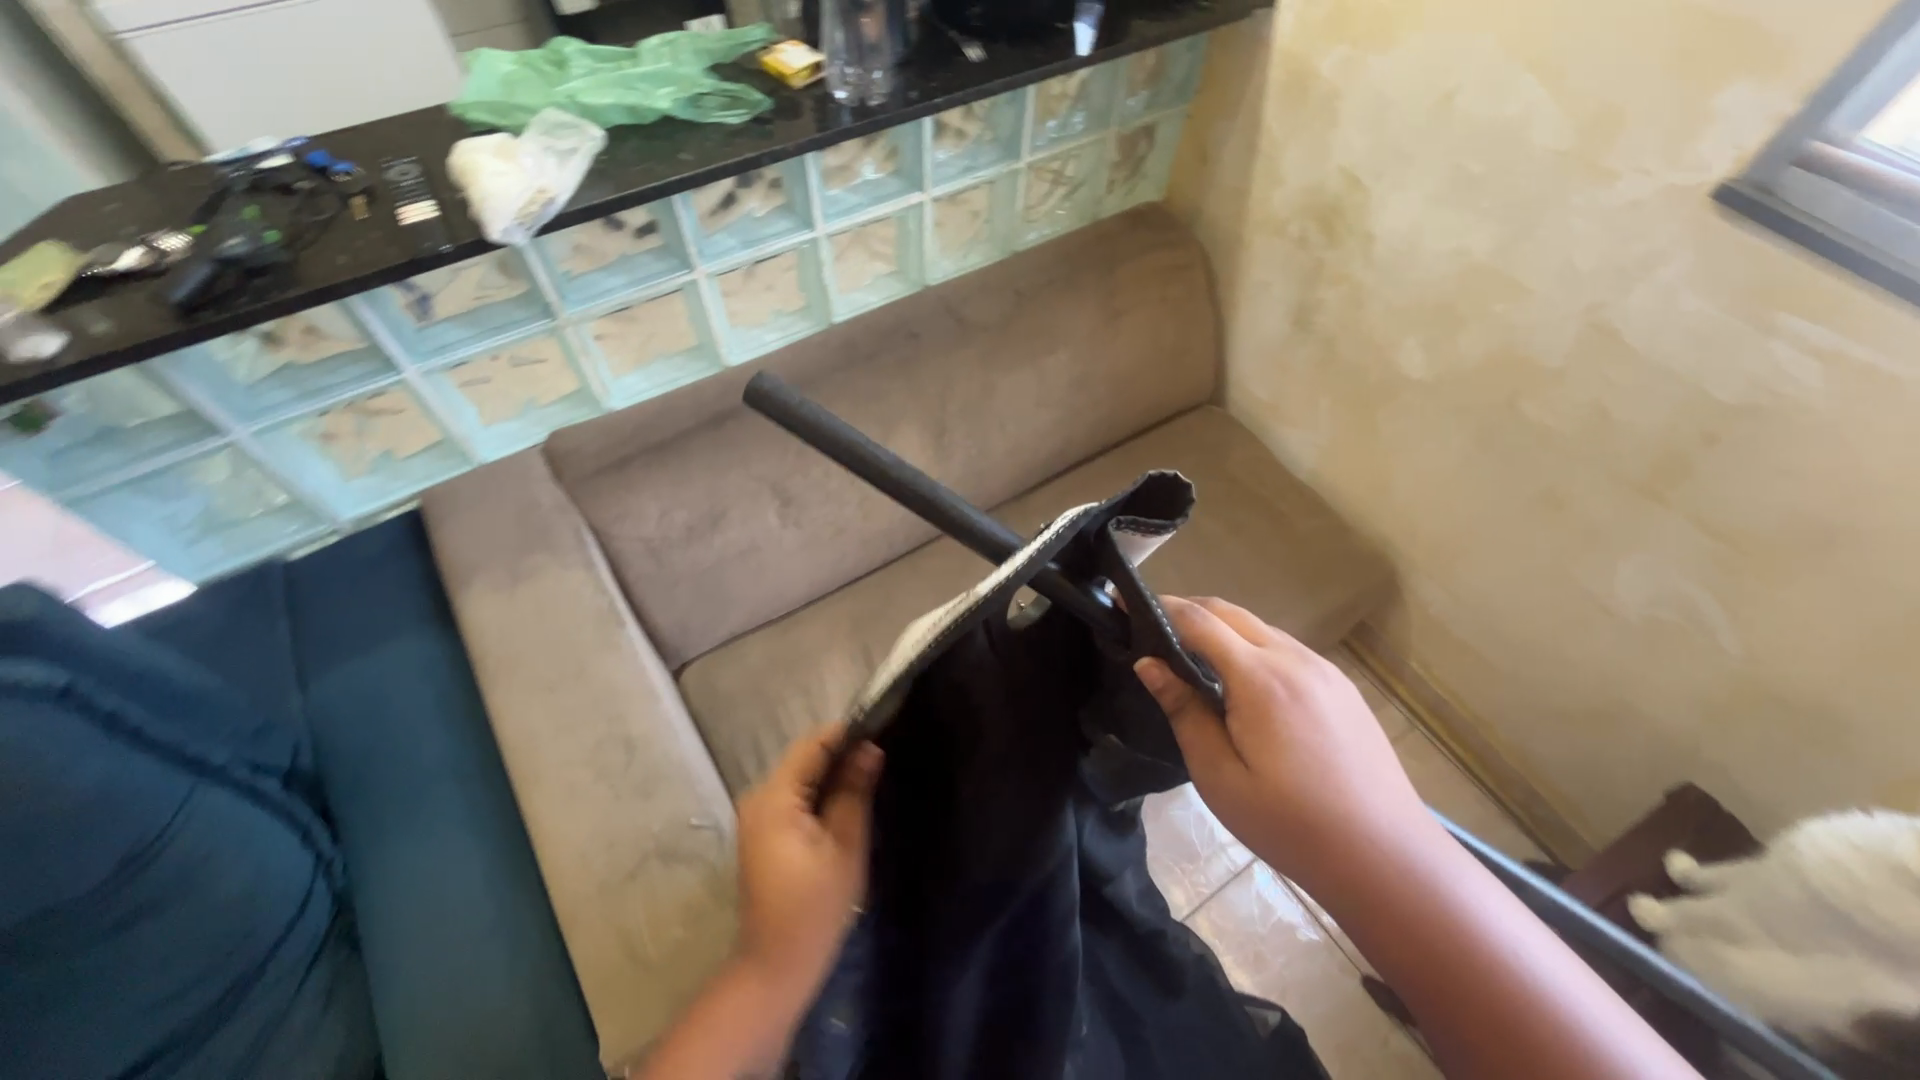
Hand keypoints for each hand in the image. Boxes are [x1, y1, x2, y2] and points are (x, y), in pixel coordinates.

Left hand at [733, 725, 883, 1003]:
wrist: (776, 964)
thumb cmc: (815, 907)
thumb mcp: (845, 845)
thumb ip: (854, 791)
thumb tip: (869, 748)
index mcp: (774, 797)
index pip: (813, 745)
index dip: (848, 732)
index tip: (883, 725)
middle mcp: (757, 797)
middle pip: (804, 758)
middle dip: (842, 752)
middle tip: (883, 752)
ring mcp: (756, 815)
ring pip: (800, 777)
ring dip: (832, 773)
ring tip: (872, 771)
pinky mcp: (762, 832)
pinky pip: (793, 797)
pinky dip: (819, 793)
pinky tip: (847, 798)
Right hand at [1132, 596, 1430, 890]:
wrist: (1384, 856)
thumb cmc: (1290, 824)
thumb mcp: (1219, 776)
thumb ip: (1184, 712)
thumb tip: (1149, 664)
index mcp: (1260, 678)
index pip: (1199, 620)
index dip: (1158, 607)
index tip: (1123, 606)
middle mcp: (1295, 660)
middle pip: (1231, 613)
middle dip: (1188, 611)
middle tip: (1151, 631)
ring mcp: (1325, 672)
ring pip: (1261, 629)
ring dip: (1222, 630)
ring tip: (1192, 660)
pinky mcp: (1342, 689)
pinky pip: (1287, 651)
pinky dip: (1253, 649)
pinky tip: (1243, 686)